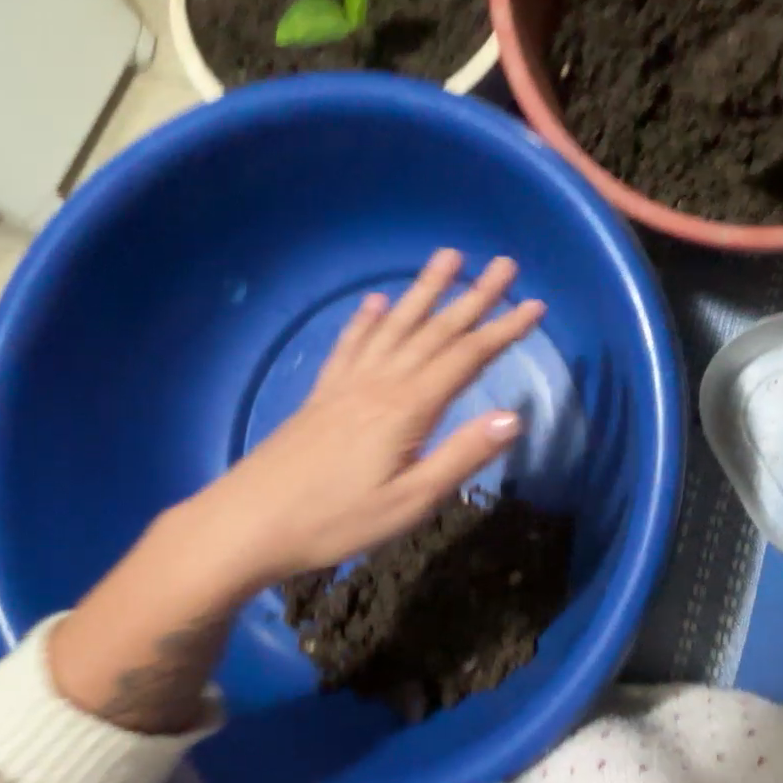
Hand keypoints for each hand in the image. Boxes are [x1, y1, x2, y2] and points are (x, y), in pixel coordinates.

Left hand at [193, 248, 545, 586]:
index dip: (503, 330)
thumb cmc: (335, 520)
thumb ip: (462, 455)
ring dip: (424, 291)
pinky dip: (368, 320)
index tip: (536, 305)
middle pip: (435, 331)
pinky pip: (351, 346)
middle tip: (504, 265)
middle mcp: (380, 384)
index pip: (467, 358)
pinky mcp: (323, 396)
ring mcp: (347, 386)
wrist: (246, 525)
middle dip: (474, 296)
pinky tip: (377, 303)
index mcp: (408, 409)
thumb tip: (515, 416)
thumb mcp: (410, 500)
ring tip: (447, 258)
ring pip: (395, 327)